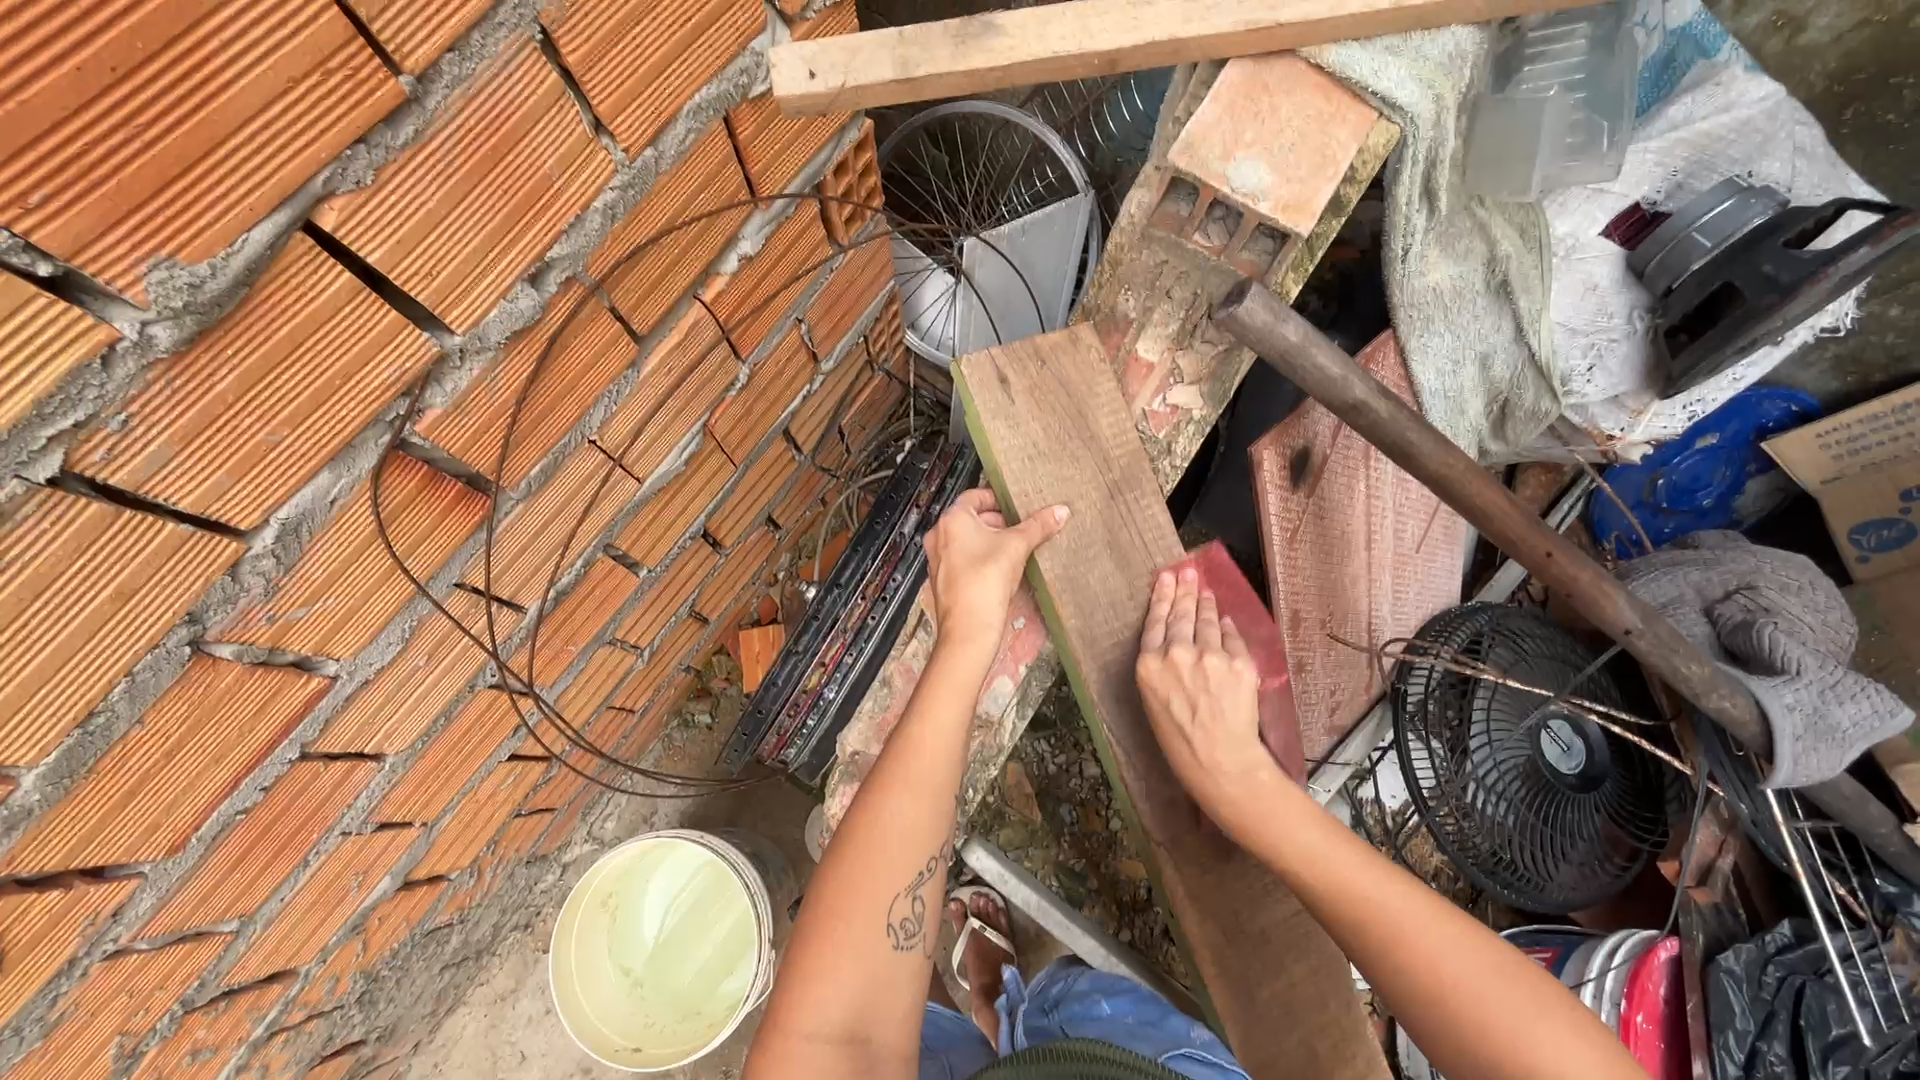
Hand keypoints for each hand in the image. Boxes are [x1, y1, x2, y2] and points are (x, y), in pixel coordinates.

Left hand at [923, 488, 1068, 649]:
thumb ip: (1038, 526)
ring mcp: (939, 560)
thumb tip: (1059, 512)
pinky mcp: (944, 581)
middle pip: (971, 519)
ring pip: (966, 542)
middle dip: (997, 523)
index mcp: (952, 519)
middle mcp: (939, 536)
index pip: (975, 496)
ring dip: (989, 542)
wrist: (968, 626)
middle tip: (1020, 529)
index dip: (997, 499)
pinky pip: (963, 562)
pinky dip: (980, 560)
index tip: (1014, 505)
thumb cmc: (984, 581)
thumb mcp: (1017, 546)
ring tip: (1013, 550)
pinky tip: (1000, 571)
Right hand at [1135, 567, 1285, 839]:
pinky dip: (1228, 628)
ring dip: (1206, 604)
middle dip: (1185, 590)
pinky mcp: (1239, 662)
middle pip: (1181, 614)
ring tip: (1205, 591)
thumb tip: (1175, 641)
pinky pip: (1232, 637)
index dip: (1162, 597)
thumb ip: (1159, 668)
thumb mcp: (1153, 701)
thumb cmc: (1179, 741)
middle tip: (1187, 573)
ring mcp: (1210, 656)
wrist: (1219, 761)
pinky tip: (1225, 620)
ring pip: (1208, 621)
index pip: (1156, 621)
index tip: (1166, 578)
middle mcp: (1177, 654)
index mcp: (1149, 665)